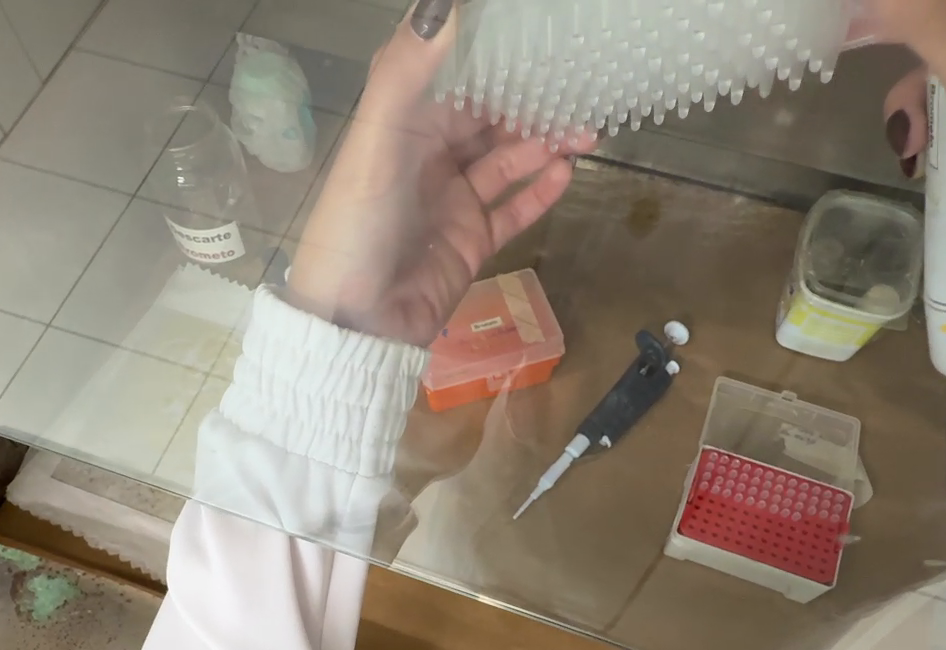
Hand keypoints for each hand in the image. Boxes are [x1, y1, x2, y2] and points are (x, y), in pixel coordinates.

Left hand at [286, 11, 588, 345]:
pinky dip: (540, 194)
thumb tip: (449, 2)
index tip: (538, 38)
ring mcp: (454, 203)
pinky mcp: (471, 244)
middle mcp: (430, 159)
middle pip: (488, 120)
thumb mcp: (375, 143)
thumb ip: (407, 72)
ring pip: (508, 163)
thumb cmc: (357, 228)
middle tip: (580, 85)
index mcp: (402, 127)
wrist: (358, 322)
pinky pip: (513, 212)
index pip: (456, 78)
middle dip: (530, 102)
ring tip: (588, 130)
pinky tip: (567, 174)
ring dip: (544, 145)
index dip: (493, 57)